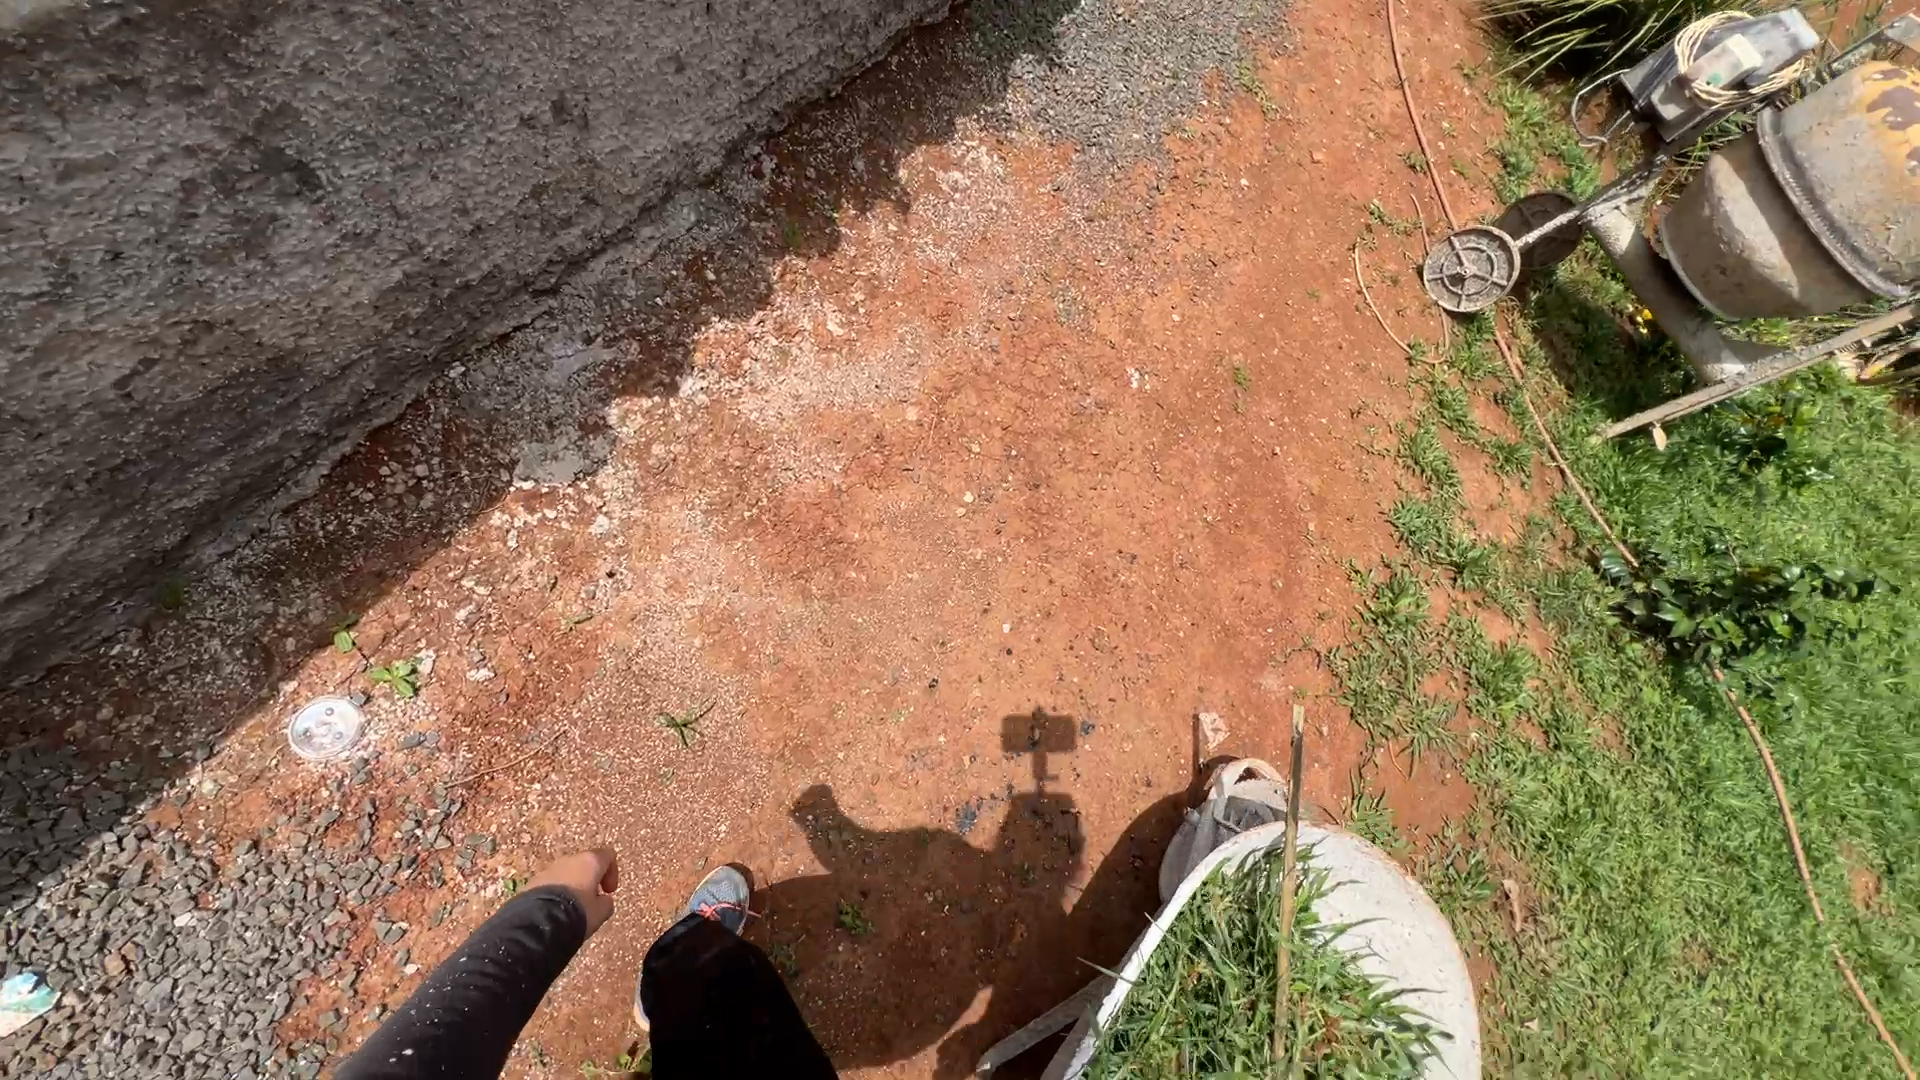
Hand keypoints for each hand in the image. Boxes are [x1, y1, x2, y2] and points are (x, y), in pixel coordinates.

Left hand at [528, 847, 618, 934]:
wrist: (538, 925)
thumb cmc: (577, 913)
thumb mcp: (600, 912)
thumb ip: (606, 902)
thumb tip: (603, 901)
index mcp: (591, 861)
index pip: (608, 856)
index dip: (612, 873)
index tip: (609, 892)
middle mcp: (570, 860)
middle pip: (584, 864)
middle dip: (588, 880)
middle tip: (590, 900)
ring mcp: (548, 870)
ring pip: (565, 875)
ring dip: (570, 888)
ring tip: (569, 910)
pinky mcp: (531, 883)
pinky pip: (548, 885)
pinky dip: (553, 895)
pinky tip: (553, 913)